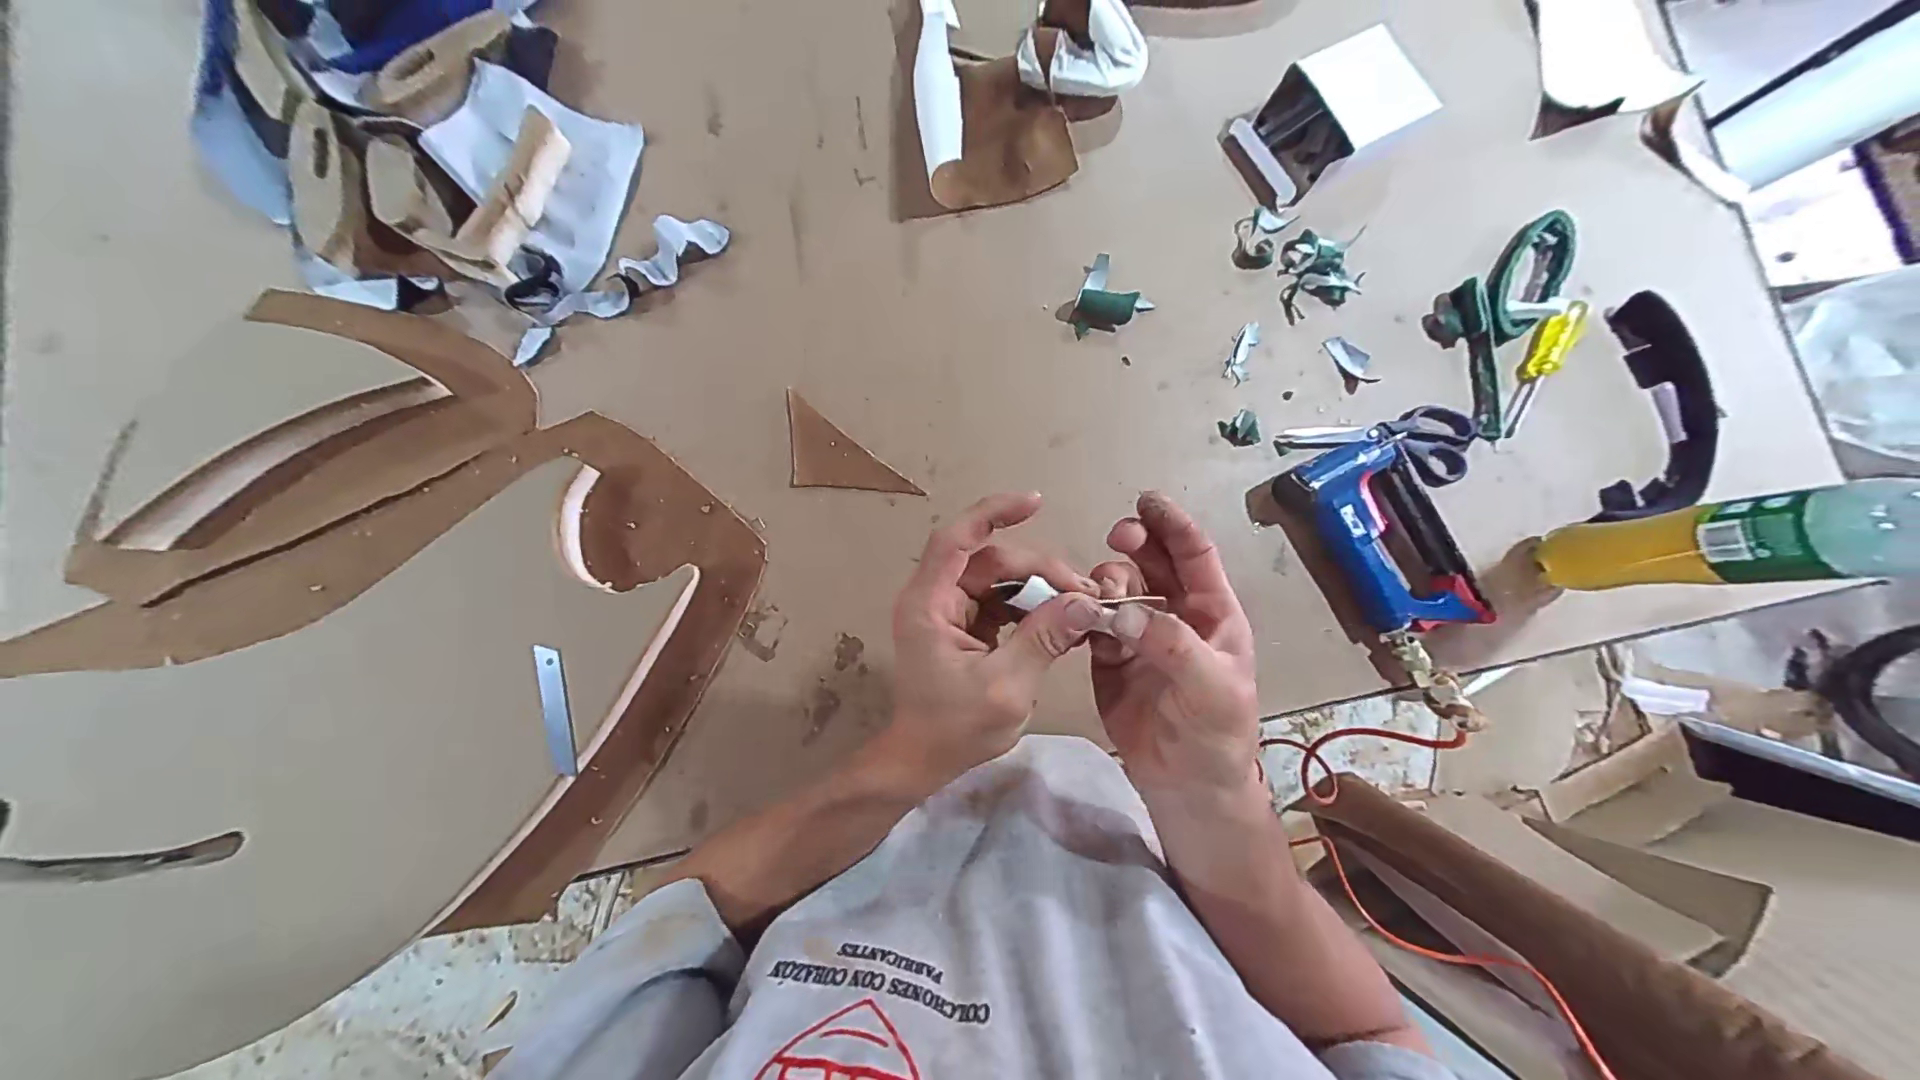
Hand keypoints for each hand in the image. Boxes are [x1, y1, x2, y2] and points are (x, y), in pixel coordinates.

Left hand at [885, 492, 1104, 791]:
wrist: (924, 760)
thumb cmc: (954, 729)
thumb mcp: (1006, 688)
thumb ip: (1044, 639)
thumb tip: (1086, 603)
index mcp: (928, 605)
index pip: (956, 540)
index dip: (993, 512)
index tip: (1034, 502)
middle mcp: (934, 598)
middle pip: (990, 562)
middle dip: (1038, 571)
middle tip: (1083, 595)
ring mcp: (949, 611)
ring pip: (999, 580)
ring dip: (1039, 589)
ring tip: (1078, 608)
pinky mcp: (964, 625)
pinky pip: (1001, 601)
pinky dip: (1030, 607)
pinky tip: (1059, 620)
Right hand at [1089, 492, 1261, 797]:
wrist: (1186, 785)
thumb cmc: (1215, 732)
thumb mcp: (1211, 685)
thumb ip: (1171, 643)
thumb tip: (1122, 611)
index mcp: (1211, 614)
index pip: (1194, 556)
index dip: (1173, 525)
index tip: (1146, 500)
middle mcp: (1174, 616)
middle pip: (1152, 564)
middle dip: (1135, 544)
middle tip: (1118, 539)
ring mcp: (1139, 635)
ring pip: (1118, 589)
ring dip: (1108, 581)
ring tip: (1101, 595)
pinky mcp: (1109, 658)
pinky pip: (1093, 622)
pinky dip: (1084, 612)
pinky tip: (1080, 615)